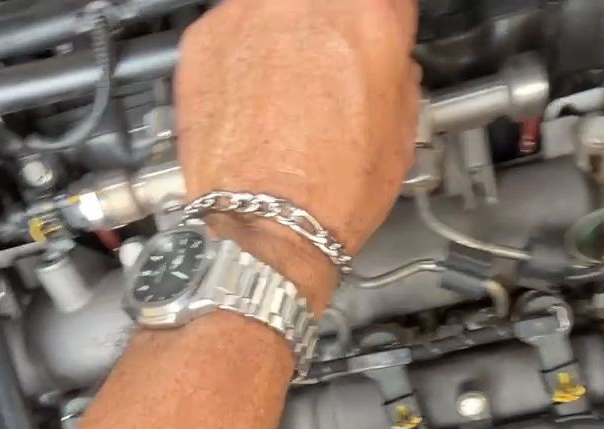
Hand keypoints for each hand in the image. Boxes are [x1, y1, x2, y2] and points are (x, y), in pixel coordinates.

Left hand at [176, 0, 421, 308]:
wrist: (267, 231)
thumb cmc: (330, 198)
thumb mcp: (399, 144)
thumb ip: (399, 85)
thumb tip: (392, 73)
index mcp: (368, 16)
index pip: (388, 2)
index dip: (382, 33)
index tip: (373, 54)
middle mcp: (306, 0)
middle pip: (325, 3)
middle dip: (328, 38)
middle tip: (325, 83)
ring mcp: (248, 14)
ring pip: (275, 14)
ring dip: (282, 45)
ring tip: (284, 102)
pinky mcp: (204, 39)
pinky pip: (232, 37)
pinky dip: (240, 64)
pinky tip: (251, 109)